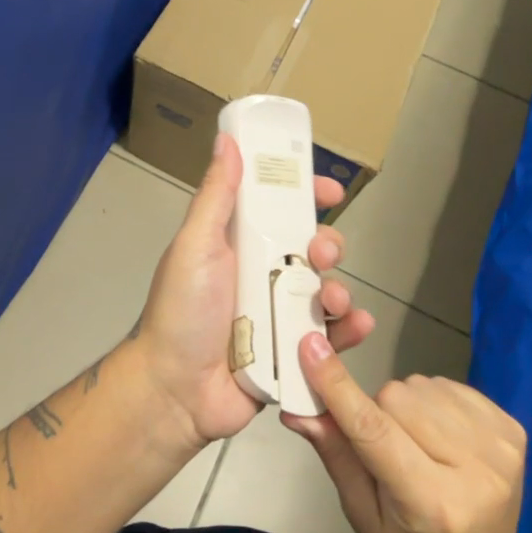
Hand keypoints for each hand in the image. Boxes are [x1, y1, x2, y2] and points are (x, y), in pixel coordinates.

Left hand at [135, 133, 376, 447]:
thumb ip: (216, 196)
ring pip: (328, 290)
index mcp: (240, 245)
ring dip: (340, 288)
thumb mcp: (194, 245)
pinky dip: (349, 330)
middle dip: (329, 245)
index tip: (332, 190)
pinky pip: (331, 337)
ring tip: (331, 300)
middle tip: (320, 254)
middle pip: (313, 249)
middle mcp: (263, 275)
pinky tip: (356, 326)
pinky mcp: (293, 354)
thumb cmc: (181, 311)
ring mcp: (280, 315)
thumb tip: (228, 141)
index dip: (307, 195)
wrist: (175, 391)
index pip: (280, 209)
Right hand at [283, 335, 531, 532]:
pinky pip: (448, 384)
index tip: (311, 348)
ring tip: (417, 445)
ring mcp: (501, 446)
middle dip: (378, 410)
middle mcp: (475, 471)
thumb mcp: (365, 518)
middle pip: (397, 397)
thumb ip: (336, 456)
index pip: (375, 432)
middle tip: (386, 448)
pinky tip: (440, 435)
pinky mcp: (513, 428)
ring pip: (421, 385)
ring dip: (407, 405)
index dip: (339, 387)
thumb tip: (297, 409)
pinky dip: (433, 401)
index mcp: (432, 504)